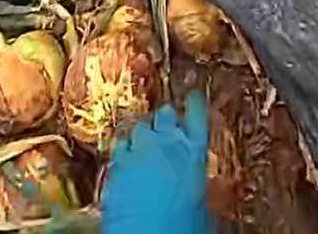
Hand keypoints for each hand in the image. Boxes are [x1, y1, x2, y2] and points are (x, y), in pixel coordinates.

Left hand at [101, 92, 213, 233]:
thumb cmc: (180, 228)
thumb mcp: (199, 201)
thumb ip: (194, 175)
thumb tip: (194, 176)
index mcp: (193, 151)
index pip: (197, 111)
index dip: (195, 102)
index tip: (193, 97)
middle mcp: (166, 143)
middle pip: (166, 112)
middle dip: (166, 119)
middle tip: (167, 129)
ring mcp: (140, 150)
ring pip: (141, 126)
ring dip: (145, 134)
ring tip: (147, 147)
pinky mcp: (118, 162)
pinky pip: (121, 144)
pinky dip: (125, 149)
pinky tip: (128, 161)